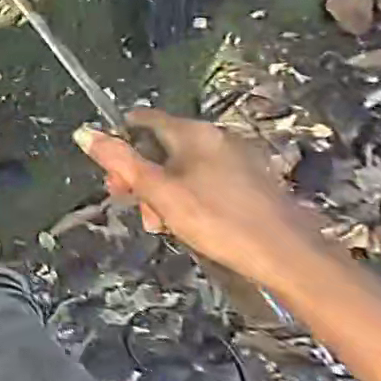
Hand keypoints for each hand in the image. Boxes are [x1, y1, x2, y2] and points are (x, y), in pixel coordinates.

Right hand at [74, 108, 326, 286]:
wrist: (296, 262)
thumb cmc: (220, 221)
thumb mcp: (158, 191)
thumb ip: (119, 161)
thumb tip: (83, 132)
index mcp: (192, 132)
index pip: (140, 118)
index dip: (118, 141)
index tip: (112, 174)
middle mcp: (216, 137)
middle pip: (160, 145)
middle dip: (140, 173)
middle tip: (134, 205)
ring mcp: (239, 160)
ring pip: (182, 166)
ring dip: (162, 190)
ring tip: (162, 223)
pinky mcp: (254, 184)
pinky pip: (206, 179)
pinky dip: (189, 196)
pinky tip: (190, 224)